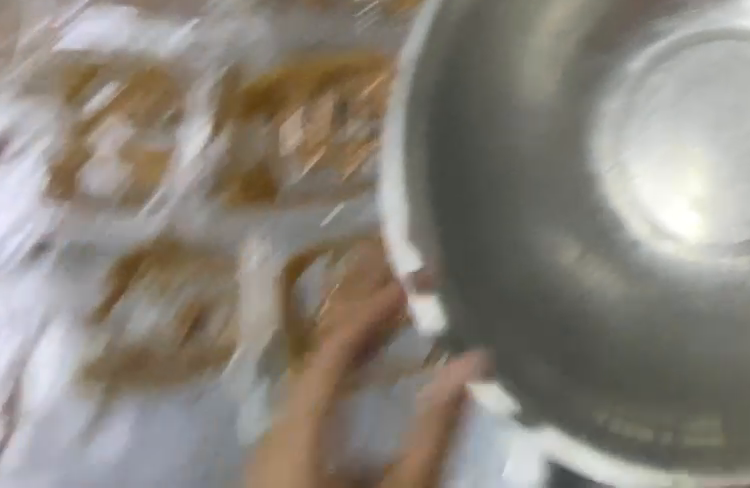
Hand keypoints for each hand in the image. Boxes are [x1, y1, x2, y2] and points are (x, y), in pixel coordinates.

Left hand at [246, 285, 487, 487]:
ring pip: (314, 378)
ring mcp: (270, 459)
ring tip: (405, 308)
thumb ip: (439, 426)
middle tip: (420, 281)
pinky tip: (377, 363)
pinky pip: (313, 401)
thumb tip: (479, 356)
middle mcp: (273, 440)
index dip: (375, 310)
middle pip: (319, 358)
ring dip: (360, 338)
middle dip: (369, 313)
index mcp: (296, 442)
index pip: (333, 354)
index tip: (420, 279)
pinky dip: (350, 370)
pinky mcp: (280, 473)